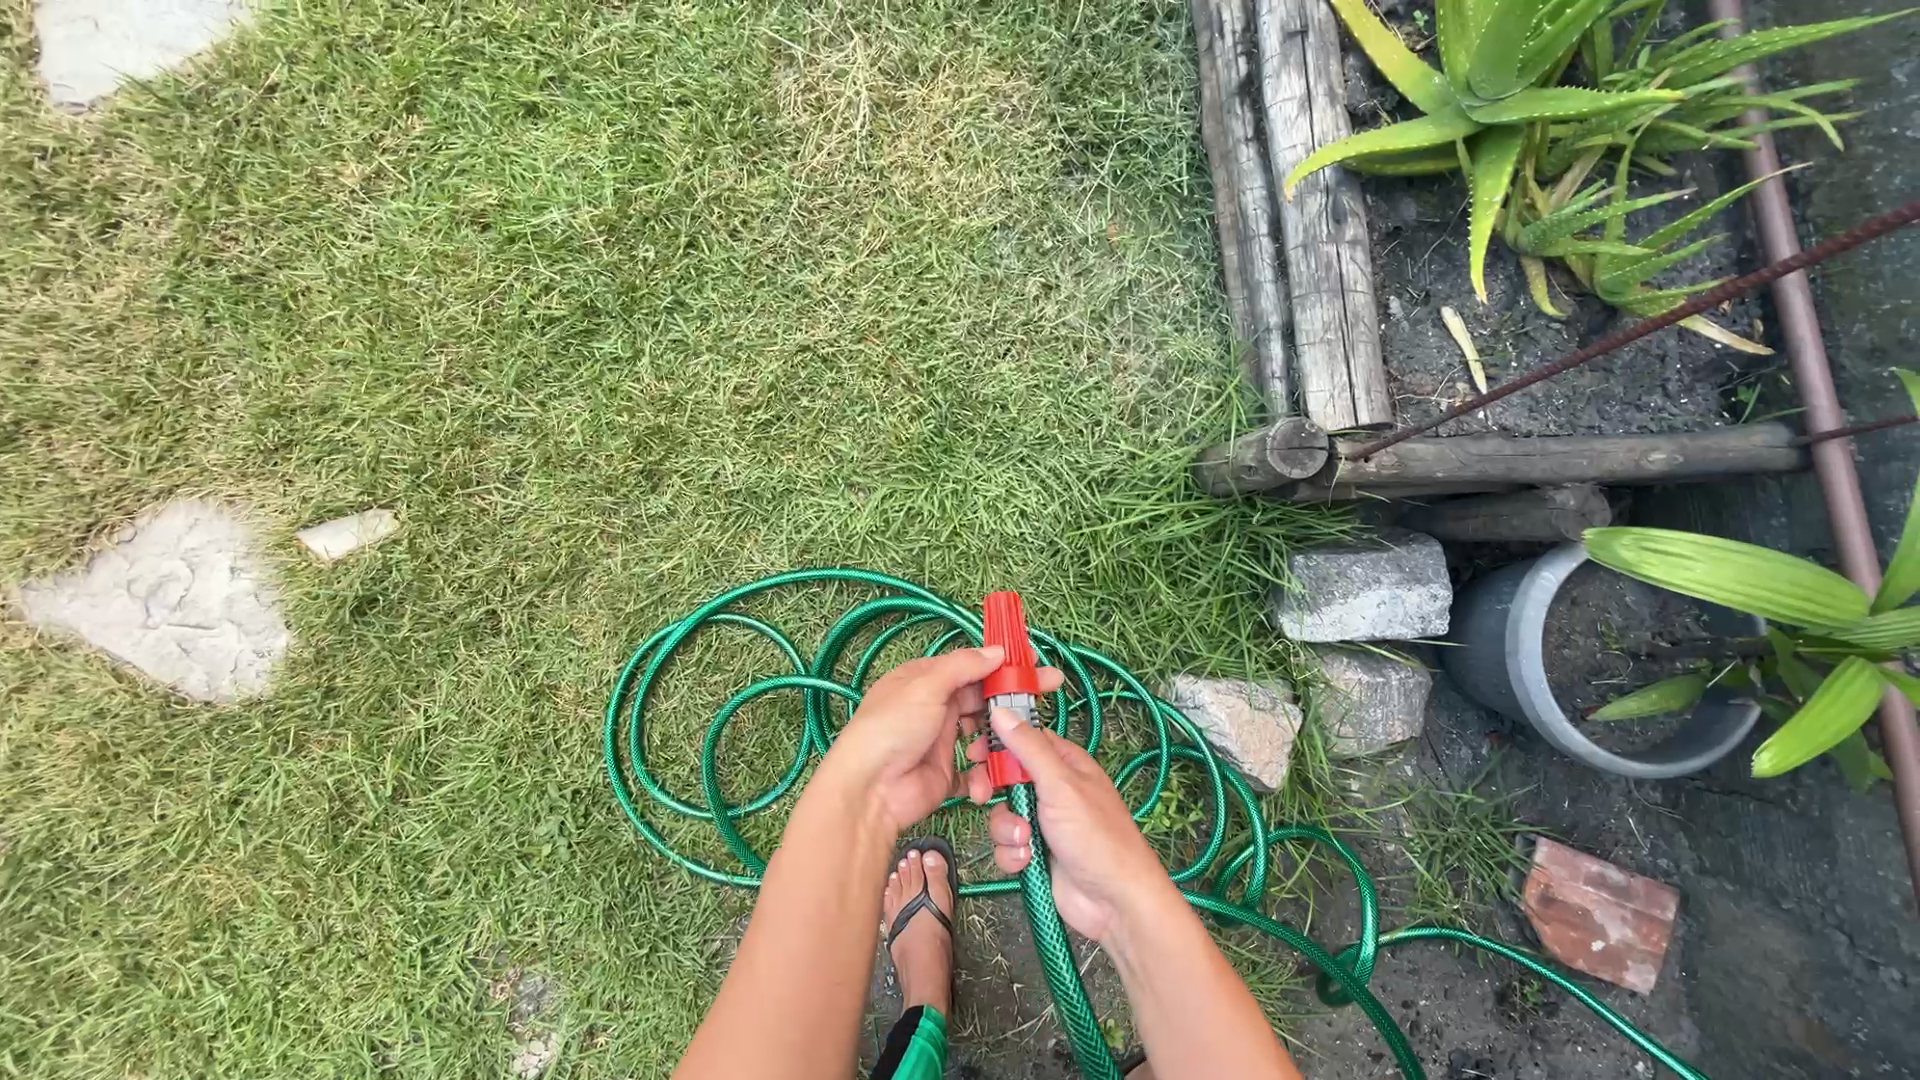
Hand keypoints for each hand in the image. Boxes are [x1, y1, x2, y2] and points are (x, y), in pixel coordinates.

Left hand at [818, 647, 1063, 834]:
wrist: (870, 790)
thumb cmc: (892, 728)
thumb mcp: (926, 686)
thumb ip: (964, 666)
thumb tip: (998, 651)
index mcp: (925, 679)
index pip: (971, 667)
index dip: (1003, 667)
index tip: (1036, 668)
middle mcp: (935, 707)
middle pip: (982, 699)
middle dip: (1011, 701)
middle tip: (1043, 699)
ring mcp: (942, 741)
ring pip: (984, 734)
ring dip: (998, 741)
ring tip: (1007, 746)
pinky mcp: (947, 774)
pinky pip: (976, 770)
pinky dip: (985, 775)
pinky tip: (987, 778)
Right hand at [970, 709, 1177, 944]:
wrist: (1113, 902)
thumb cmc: (1096, 836)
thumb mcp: (1061, 785)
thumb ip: (1029, 748)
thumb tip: (1002, 712)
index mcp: (1064, 763)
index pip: (1024, 739)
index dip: (997, 742)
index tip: (974, 751)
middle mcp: (1052, 789)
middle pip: (1005, 776)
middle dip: (992, 789)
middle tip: (984, 796)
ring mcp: (1043, 821)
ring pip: (1002, 813)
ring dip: (1007, 828)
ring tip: (1026, 840)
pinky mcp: (1035, 852)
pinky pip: (1006, 844)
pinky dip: (1012, 853)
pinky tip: (1029, 861)